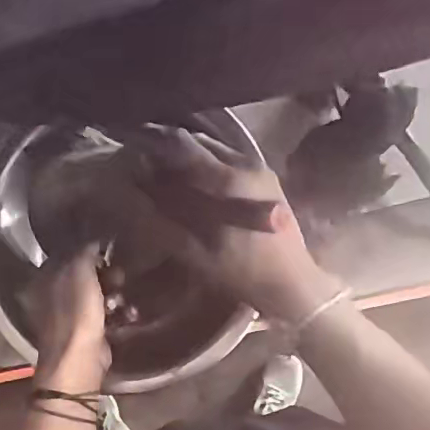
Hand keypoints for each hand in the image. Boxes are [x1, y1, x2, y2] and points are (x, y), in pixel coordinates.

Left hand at [24, 243, 109, 393]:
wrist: (80, 359)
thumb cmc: (77, 313)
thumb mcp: (79, 273)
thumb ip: (84, 253)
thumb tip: (93, 241)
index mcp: (46, 279)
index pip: (67, 255)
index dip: (89, 251)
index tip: (108, 251)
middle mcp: (56, 295)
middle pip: (86, 275)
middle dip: (106, 275)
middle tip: (118, 278)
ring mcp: (72, 315)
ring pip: (99, 295)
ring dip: (115, 295)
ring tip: (122, 300)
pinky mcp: (90, 331)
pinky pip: (107, 315)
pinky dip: (119, 314)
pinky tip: (128, 314)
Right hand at [121, 124, 343, 322]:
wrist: (293, 285)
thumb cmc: (246, 274)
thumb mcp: (199, 255)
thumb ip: (167, 224)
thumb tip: (140, 199)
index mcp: (231, 180)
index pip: (184, 148)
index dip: (156, 150)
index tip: (135, 157)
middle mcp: (248, 164)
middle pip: (201, 145)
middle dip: (171, 154)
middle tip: (148, 167)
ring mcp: (261, 171)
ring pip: (216, 152)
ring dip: (190, 160)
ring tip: (168, 176)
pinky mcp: (267, 181)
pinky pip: (230, 163)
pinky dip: (208, 169)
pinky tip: (196, 186)